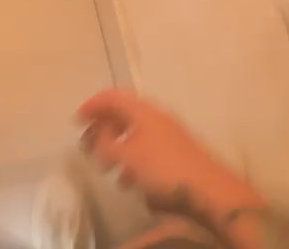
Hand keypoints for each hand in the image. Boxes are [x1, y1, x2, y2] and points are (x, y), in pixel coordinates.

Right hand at [76, 89, 261, 218]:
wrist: (211, 191)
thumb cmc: (165, 168)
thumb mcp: (128, 156)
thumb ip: (106, 144)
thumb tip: (95, 135)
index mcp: (142, 110)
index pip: (112, 96)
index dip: (92, 105)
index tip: (77, 120)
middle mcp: (155, 117)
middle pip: (123, 115)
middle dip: (102, 129)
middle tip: (87, 145)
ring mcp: (168, 135)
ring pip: (135, 135)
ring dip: (117, 148)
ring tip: (106, 168)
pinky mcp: (177, 156)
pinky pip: (147, 151)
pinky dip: (133, 161)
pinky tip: (130, 182)